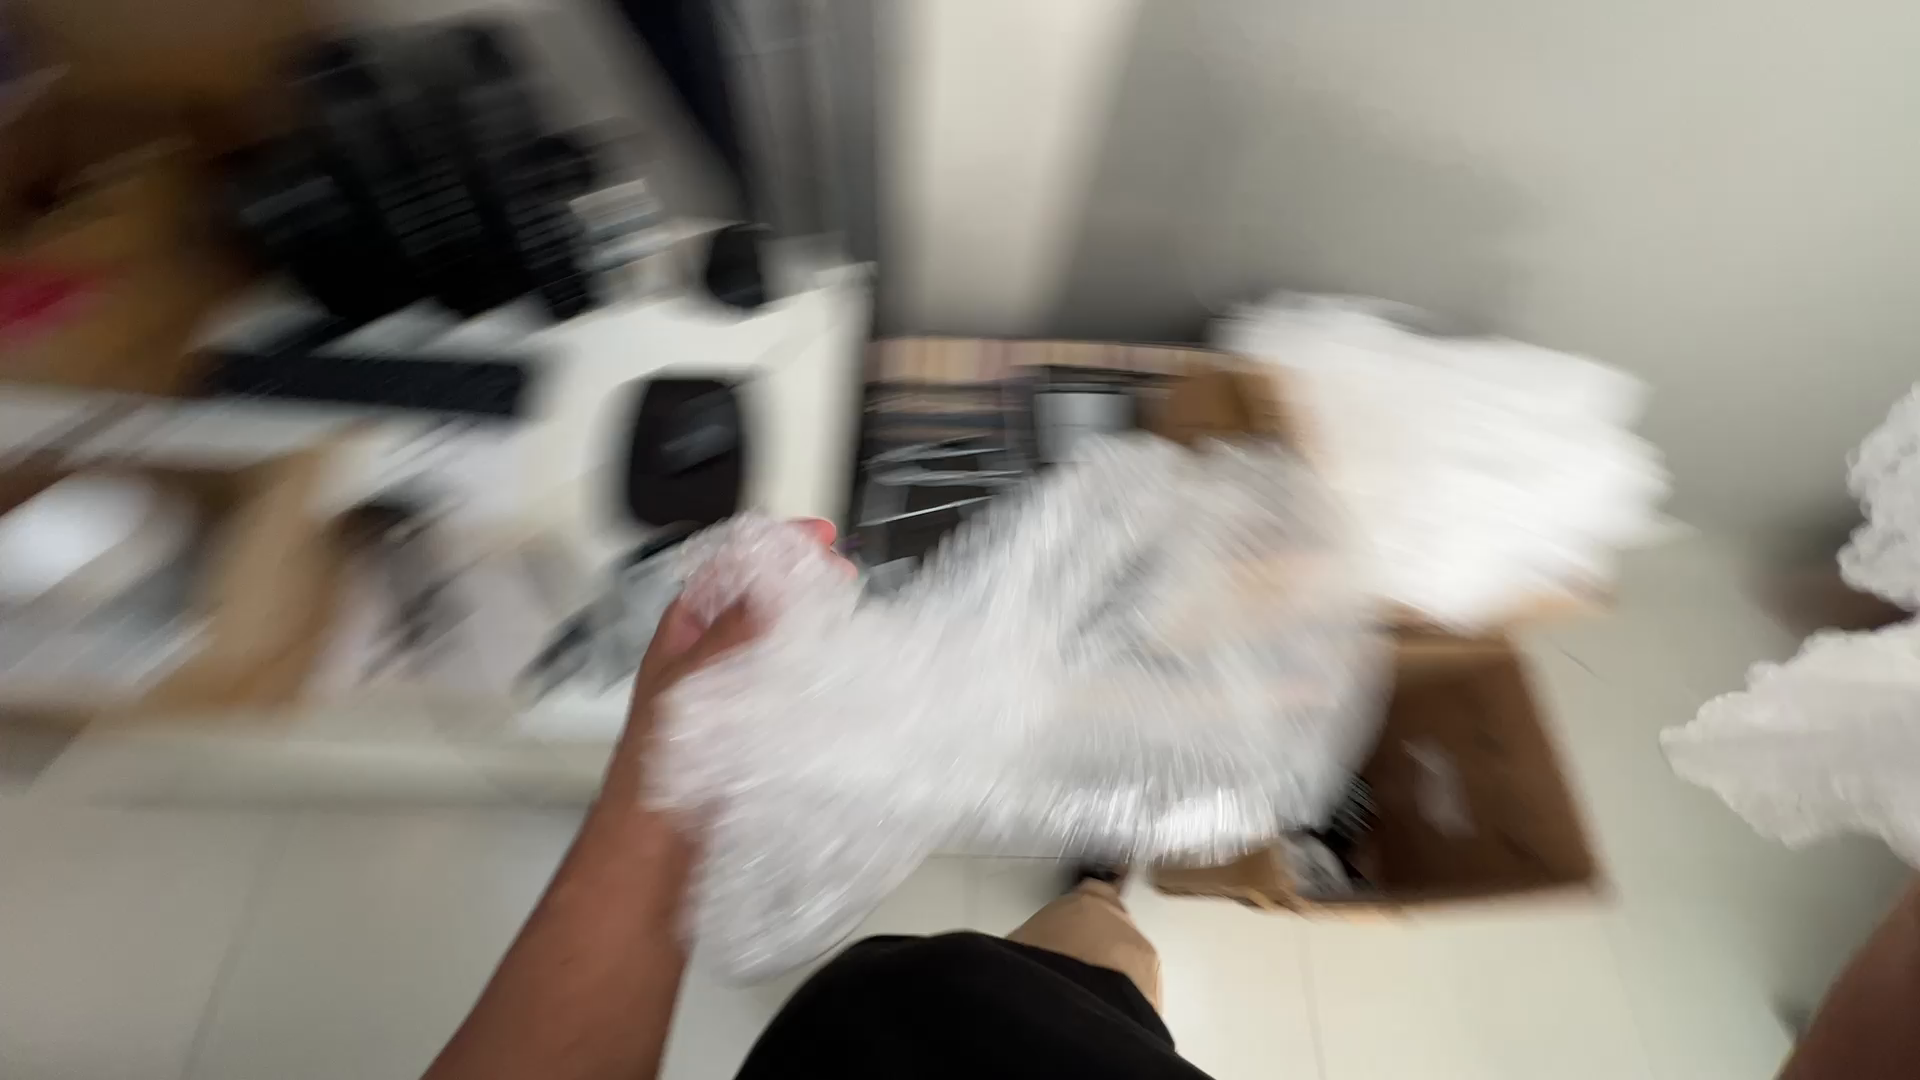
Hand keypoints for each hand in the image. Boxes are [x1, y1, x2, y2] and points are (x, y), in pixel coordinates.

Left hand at [611, 518, 844, 785]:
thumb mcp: (701, 676)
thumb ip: (740, 625)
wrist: (665, 833)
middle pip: (762, 591)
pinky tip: (832, 654)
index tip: (818, 538)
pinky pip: (790, 667)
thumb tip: (777, 576)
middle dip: (800, 574)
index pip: (733, 564)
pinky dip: (813, 652)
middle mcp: (712, 647)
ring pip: (779, 628)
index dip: (774, 544)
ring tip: (839, 605)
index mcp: (688, 627)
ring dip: (809, 611)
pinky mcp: (757, 709)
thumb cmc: (661, 759)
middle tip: (838, 571)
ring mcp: (737, 678)